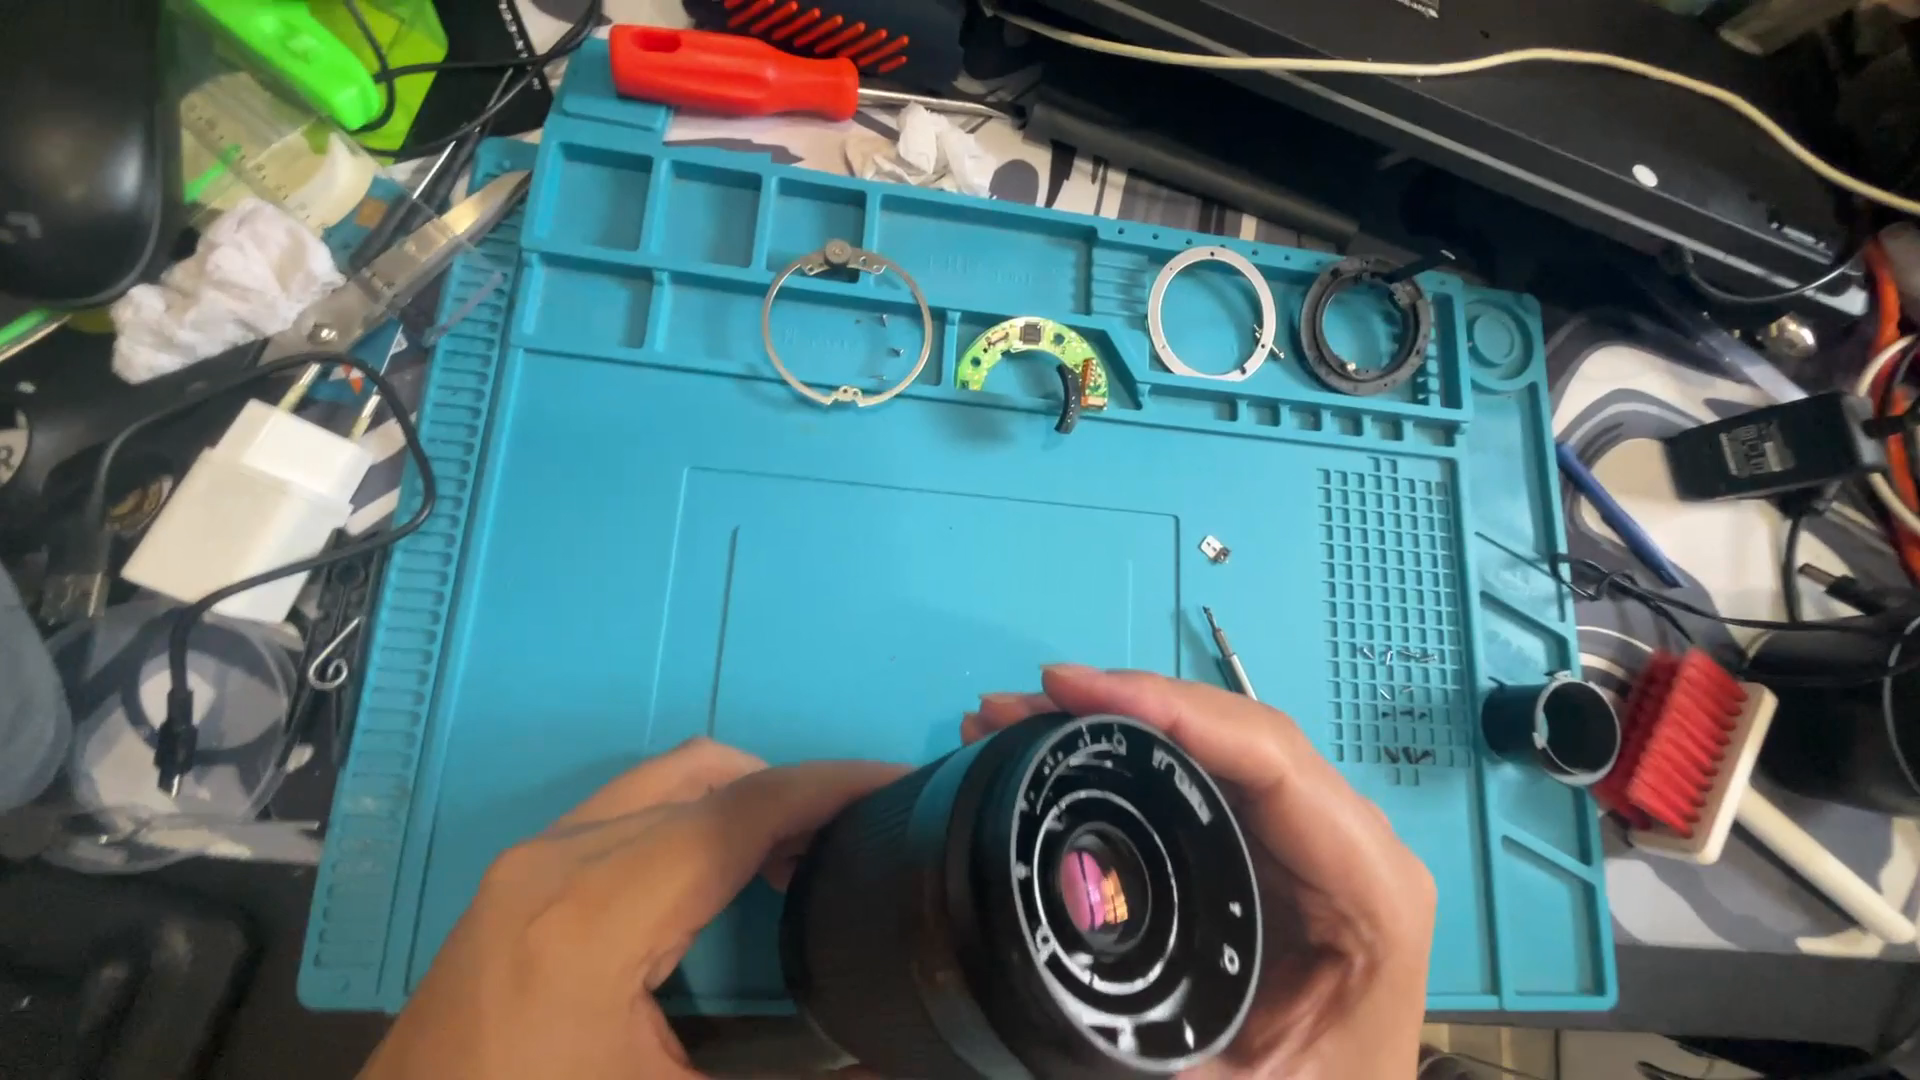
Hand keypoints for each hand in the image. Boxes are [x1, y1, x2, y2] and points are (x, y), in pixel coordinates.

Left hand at [358, 739, 903, 1079]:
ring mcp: (534, 855)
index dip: (826, 788)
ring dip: (754, 796)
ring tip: (809, 849)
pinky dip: (707, 811)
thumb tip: (888, 1054)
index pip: (737, 812)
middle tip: (864, 831)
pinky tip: (734, 866)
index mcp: (594, 919)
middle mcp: (561, 858)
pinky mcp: (524, 870)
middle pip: (713, 780)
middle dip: (801, 793)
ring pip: (675, 777)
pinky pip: (641, 802)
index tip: (896, 781)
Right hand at [965, 666, 1435, 1079]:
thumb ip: (1179, 1053)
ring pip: (1205, 732)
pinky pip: (1195, 758)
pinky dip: (1126, 736)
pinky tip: (1062, 735)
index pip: (1268, 756)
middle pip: (1228, 727)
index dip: (1172, 708)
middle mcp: (1339, 828)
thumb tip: (1071, 984)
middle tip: (1022, 703)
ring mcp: (1296, 820)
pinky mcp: (1260, 824)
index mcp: (1364, 879)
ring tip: (1019, 713)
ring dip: (1112, 711)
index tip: (1076, 694)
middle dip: (1119, 700)